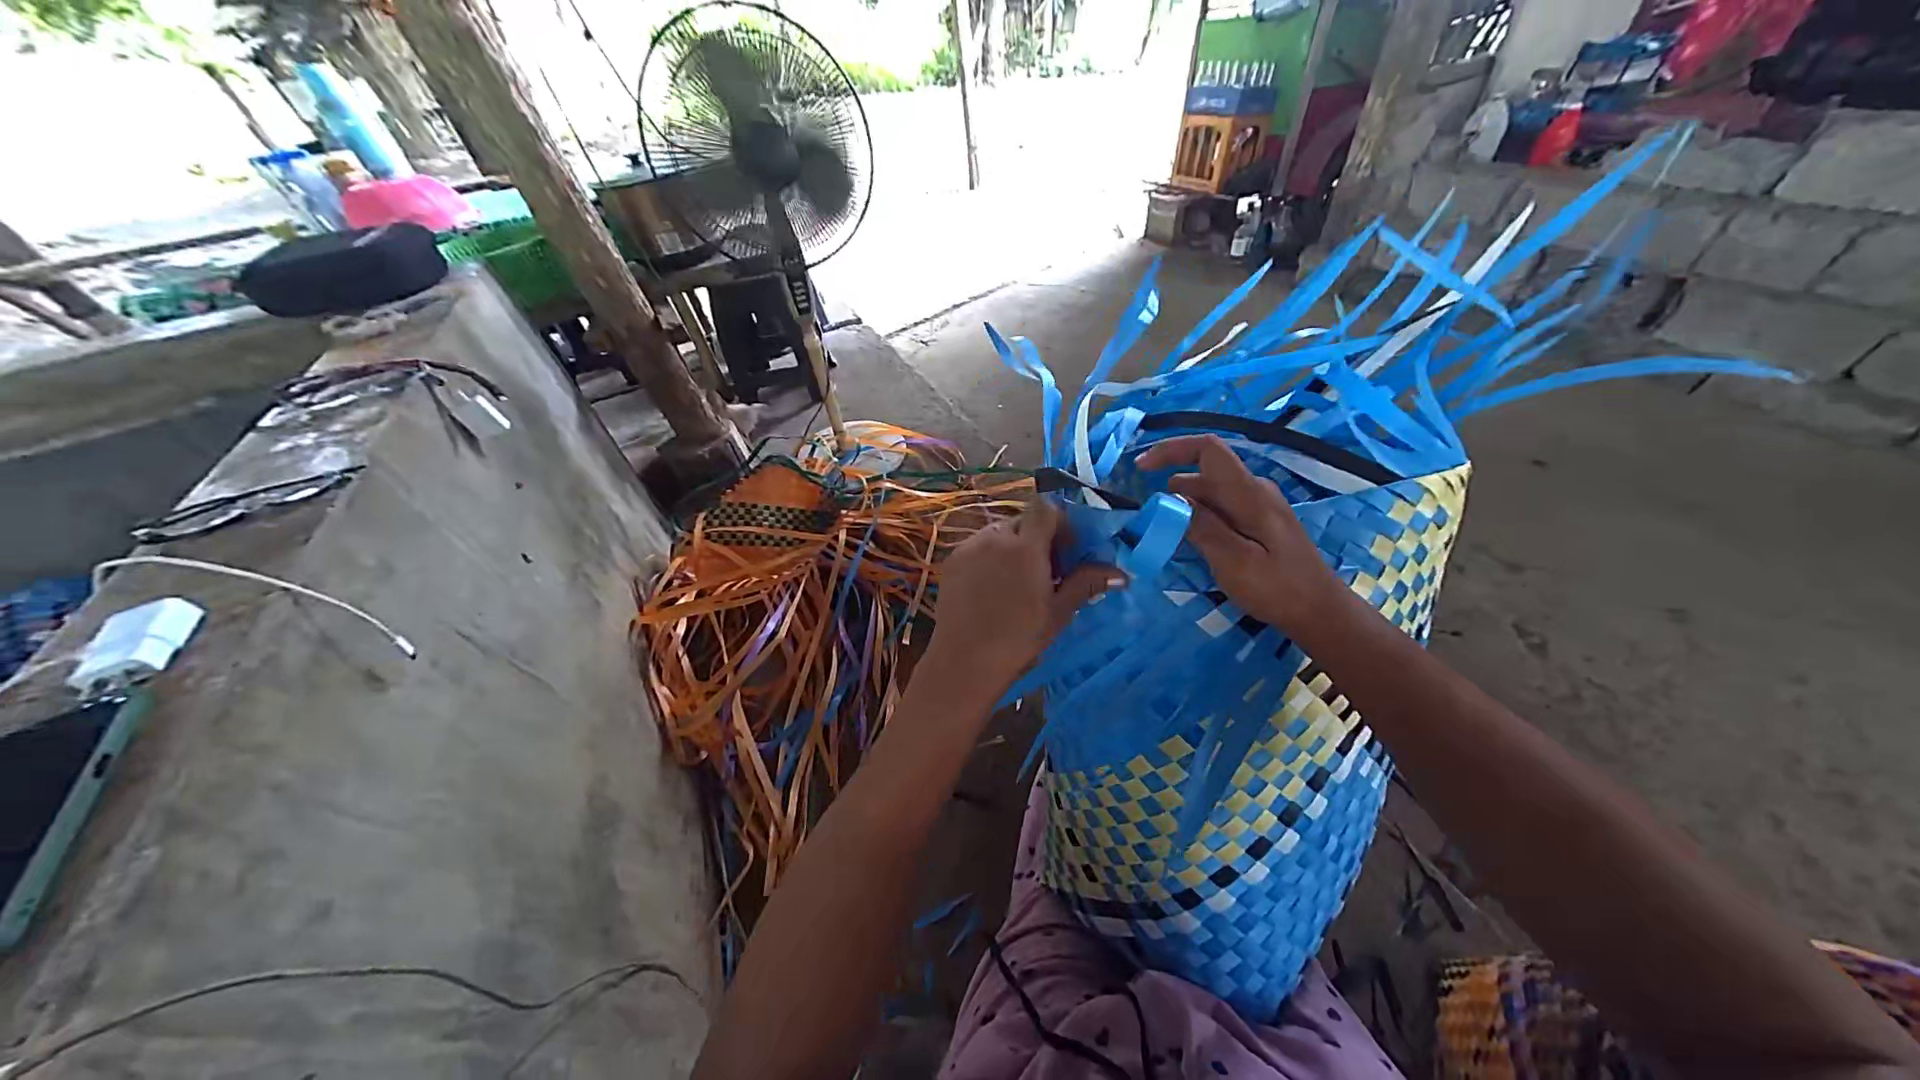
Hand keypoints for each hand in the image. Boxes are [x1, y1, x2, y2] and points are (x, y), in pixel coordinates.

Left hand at [927, 498, 1122, 696]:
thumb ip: (1086, 583)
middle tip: (1045, 572)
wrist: (965, 660)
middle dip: (1036, 538)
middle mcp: (995, 538)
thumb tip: (1121, 574)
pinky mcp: (951, 560)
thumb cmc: (1019, 638)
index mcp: (1025, 546)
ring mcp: (969, 547)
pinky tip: (991, 589)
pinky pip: (977, 547)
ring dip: (1012, 547)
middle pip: (1022, 521)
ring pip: (998, 534)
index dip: (1058, 523)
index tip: (1065, 550)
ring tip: (1016, 583)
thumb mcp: (1058, 611)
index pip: (1045, 508)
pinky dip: (989, 557)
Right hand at [1135, 434, 1344, 632]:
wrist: (1321, 611)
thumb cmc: (1278, 589)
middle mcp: (1253, 491)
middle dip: (1172, 494)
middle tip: (1154, 529)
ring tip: (1169, 542)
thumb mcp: (1234, 562)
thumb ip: (1202, 527)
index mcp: (1249, 494)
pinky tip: (1192, 547)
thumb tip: (1172, 498)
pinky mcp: (1257, 522)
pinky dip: (1198, 520)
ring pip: (1208, 494)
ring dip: (1184, 510)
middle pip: (1202, 475)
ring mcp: (1257, 506)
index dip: (1171, 449)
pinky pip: (1219, 509)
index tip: (1140, 467)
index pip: (1208, 449)